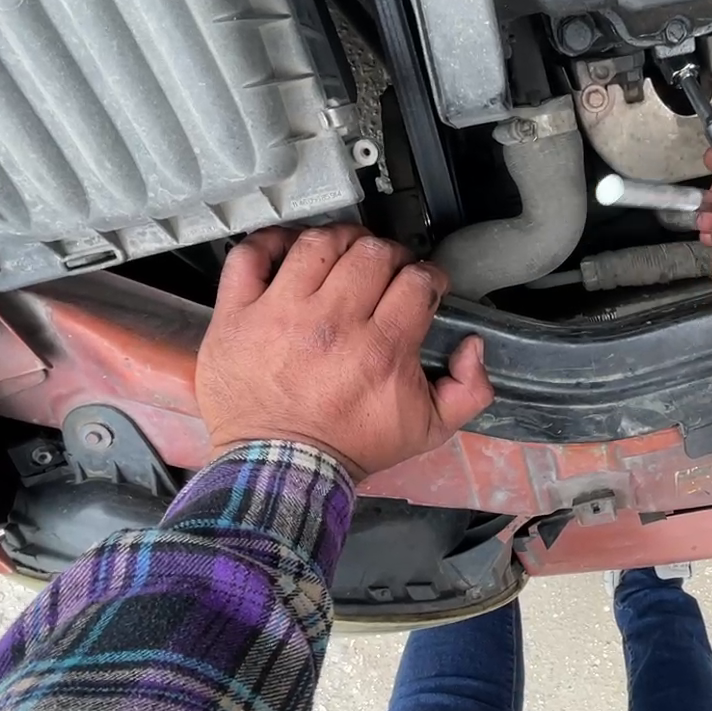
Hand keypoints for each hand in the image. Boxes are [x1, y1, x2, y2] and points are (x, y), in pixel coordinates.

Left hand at [196, 224, 493, 478]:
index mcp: (382, 348)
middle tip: (389, 271)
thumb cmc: (352, 446)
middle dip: (391, 255)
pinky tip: (290, 252)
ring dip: (341, 241)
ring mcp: (280, 313)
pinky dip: (271, 242)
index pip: (416, 280)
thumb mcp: (429, 431)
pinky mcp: (238, 315)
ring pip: (318, 244)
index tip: (424, 286)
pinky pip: (251, 255)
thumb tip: (474, 347)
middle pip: (372, 253)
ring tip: (346, 256)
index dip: (428, 276)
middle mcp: (332, 322)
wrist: (281, 469)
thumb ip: (469, 390)